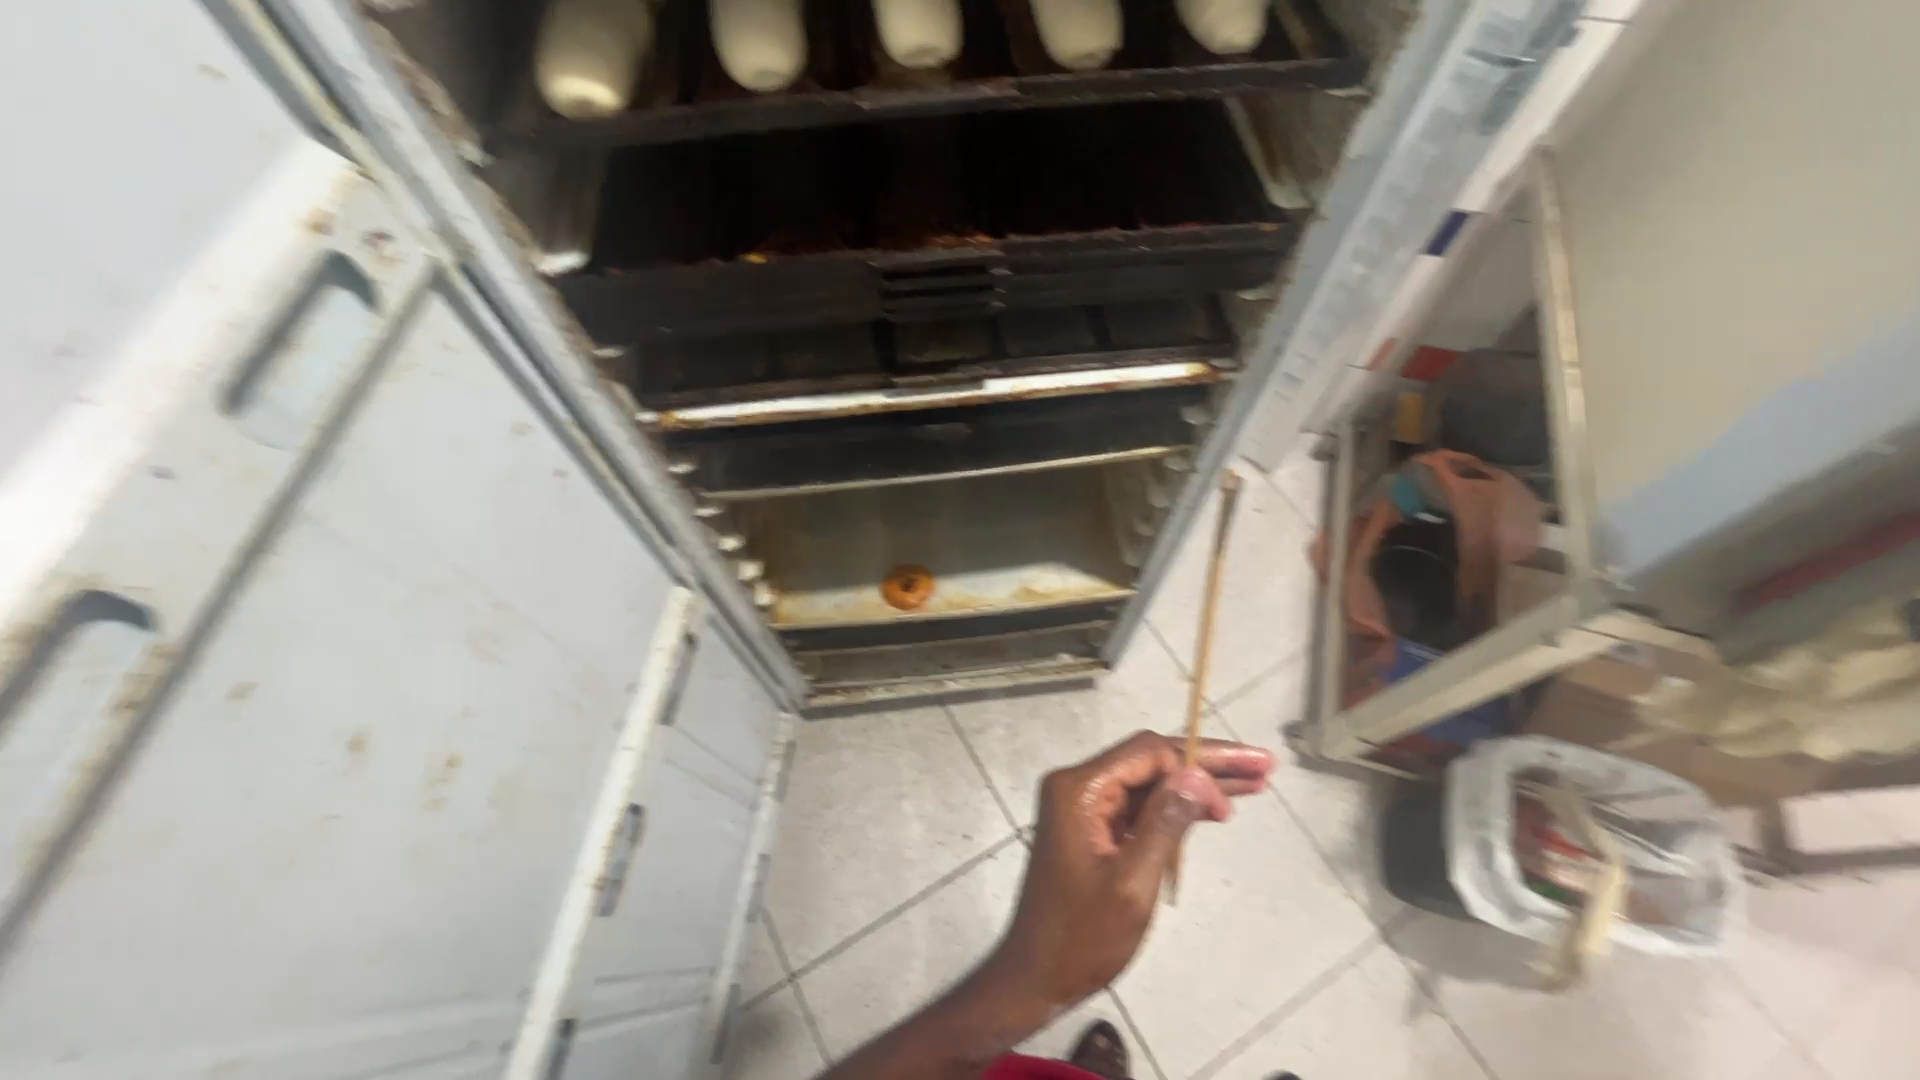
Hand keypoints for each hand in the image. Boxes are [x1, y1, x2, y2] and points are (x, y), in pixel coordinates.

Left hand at [987, 731, 1275, 1009]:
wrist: (1036, 977)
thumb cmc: (1082, 936)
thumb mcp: (1132, 882)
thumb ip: (1166, 823)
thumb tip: (1198, 773)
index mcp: (1079, 789)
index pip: (1147, 753)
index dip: (1199, 762)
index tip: (1239, 789)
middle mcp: (1077, 786)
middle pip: (1151, 761)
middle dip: (1206, 764)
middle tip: (1263, 766)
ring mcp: (1083, 808)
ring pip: (1149, 783)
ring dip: (1196, 785)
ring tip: (1253, 785)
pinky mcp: (1091, 829)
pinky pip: (1139, 807)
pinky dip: (1174, 808)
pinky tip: (1211, 811)